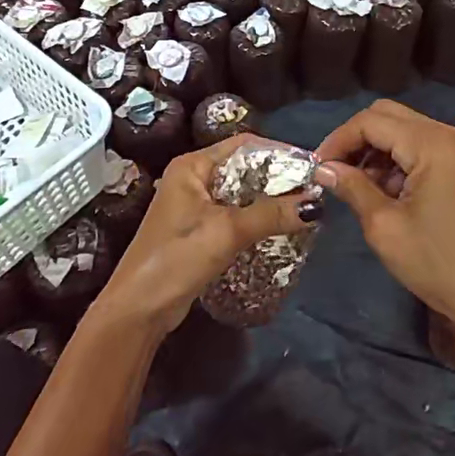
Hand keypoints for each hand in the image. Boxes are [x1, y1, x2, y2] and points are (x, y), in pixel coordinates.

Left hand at [90, 134, 313, 336]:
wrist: (138, 310)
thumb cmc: (177, 258)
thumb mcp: (227, 231)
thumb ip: (271, 214)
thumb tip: (316, 203)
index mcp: (193, 166)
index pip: (245, 145)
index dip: (279, 153)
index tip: (311, 167)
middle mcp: (194, 179)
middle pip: (245, 168)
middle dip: (278, 178)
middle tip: (313, 189)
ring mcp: (196, 206)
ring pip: (243, 194)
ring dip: (270, 200)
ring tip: (304, 208)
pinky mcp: (200, 231)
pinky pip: (237, 215)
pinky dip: (258, 218)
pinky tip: (281, 228)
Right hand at [315, 101, 454, 351]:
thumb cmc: (444, 265)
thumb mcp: (387, 229)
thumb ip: (354, 189)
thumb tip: (324, 169)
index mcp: (433, 143)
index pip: (371, 120)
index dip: (338, 139)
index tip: (316, 168)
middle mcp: (452, 135)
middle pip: (391, 116)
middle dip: (357, 140)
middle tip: (334, 174)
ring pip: (410, 132)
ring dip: (379, 152)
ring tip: (358, 189)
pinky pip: (429, 150)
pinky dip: (402, 162)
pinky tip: (389, 194)